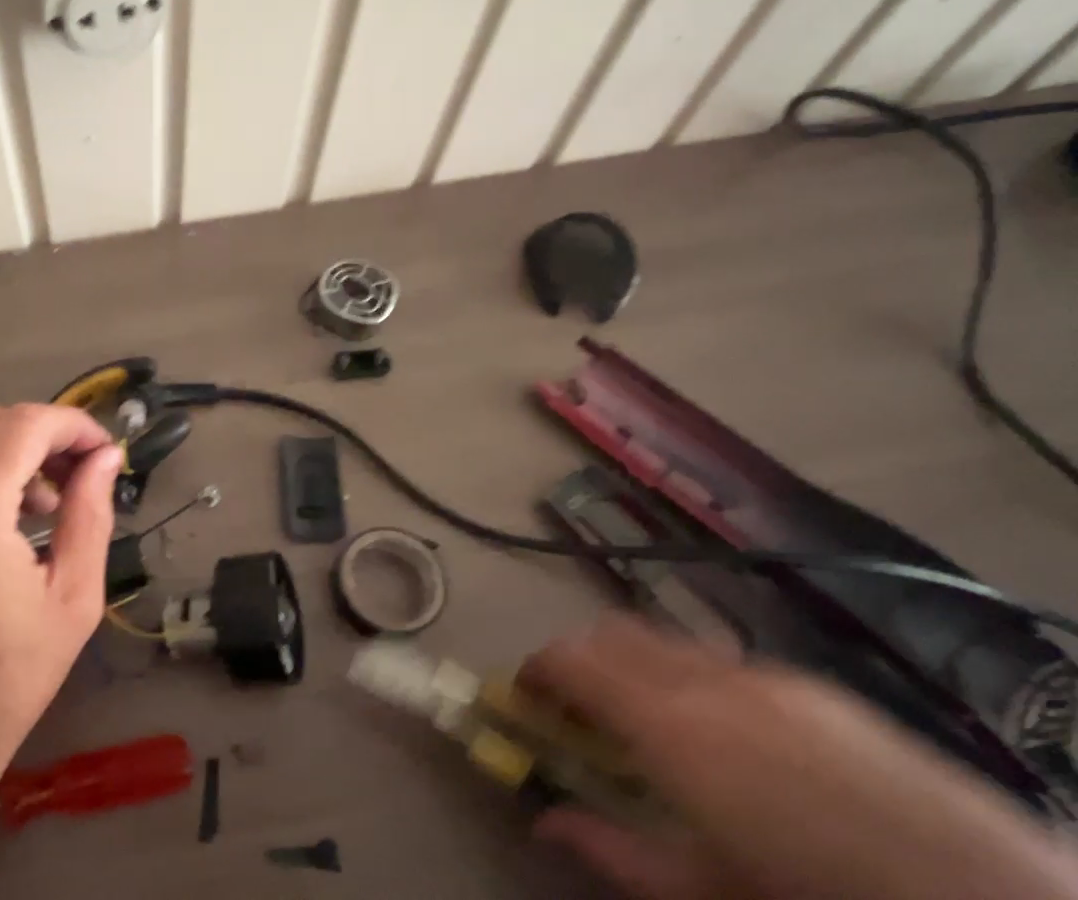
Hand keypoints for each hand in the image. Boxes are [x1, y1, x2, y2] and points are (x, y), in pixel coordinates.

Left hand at [0, 402, 121, 776]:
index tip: (101, 452)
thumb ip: (90, 515)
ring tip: (34, 513)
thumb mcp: (73, 599)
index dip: (71, 424)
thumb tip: (104, 459)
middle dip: (36, 434)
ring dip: (1, 459)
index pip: (22, 425)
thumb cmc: (10, 682)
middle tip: (71, 478)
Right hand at [521, 617, 1077, 899]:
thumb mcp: (698, 887)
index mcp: (666, 722)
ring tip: (646, 720)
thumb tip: (543, 819)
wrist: (983, 893)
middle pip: (612, 632)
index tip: (524, 700)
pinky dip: (690, 676)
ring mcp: (766, 674)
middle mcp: (707, 677)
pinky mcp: (815, 686)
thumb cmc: (812, 891)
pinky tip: (726, 734)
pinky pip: (723, 660)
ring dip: (634, 664)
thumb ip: (607, 848)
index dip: (534, 671)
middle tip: (576, 710)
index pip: (569, 659)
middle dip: (578, 659)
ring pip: (668, 640)